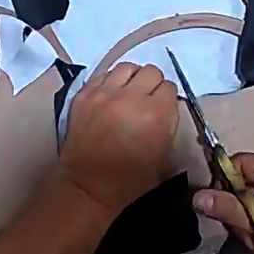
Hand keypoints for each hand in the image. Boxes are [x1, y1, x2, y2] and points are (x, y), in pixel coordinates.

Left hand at [59, 62, 178, 214]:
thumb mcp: (164, 156)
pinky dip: (111, 82)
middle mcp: (131, 97)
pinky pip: (103, 75)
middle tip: (147, 99)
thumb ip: (168, 124)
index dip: (167, 98)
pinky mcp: (84, 94)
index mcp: (156, 114)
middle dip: (152, 85)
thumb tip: (166, 106)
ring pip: (127, 67)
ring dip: (132, 78)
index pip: (169, 88)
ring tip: (129, 92)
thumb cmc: (130, 179)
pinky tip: (111, 96)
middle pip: (151, 72)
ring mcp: (104, 93)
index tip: (162, 107)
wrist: (89, 186)